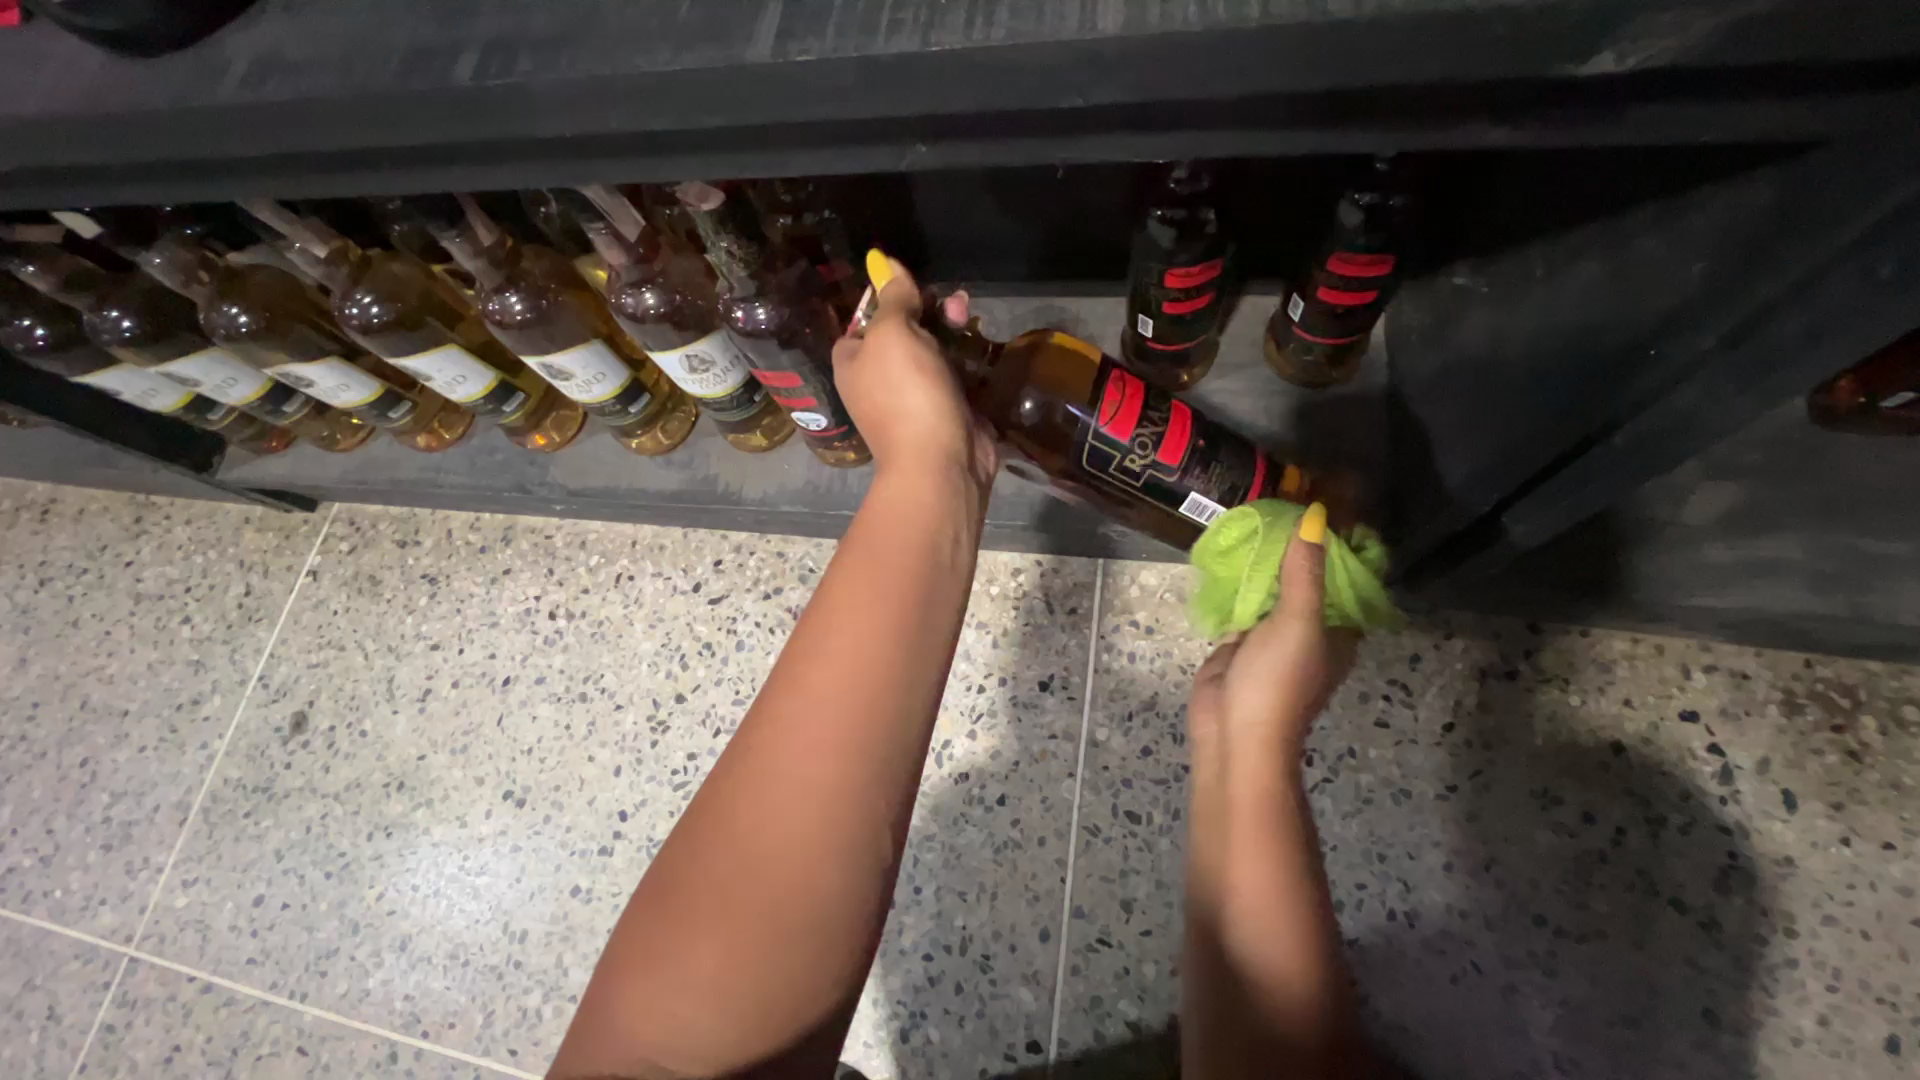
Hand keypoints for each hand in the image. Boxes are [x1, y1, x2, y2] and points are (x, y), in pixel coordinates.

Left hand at [832, 253, 996, 493]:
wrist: (939, 462)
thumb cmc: (906, 393)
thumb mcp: (892, 334)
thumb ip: (892, 298)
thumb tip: (887, 263)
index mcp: (853, 363)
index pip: (864, 320)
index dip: (888, 298)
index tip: (912, 284)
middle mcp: (879, 380)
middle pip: (904, 331)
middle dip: (929, 312)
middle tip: (953, 304)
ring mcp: (914, 397)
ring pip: (934, 351)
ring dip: (952, 331)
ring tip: (968, 318)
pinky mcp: (947, 409)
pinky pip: (956, 375)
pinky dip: (967, 360)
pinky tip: (980, 346)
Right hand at [1188, 503, 1359, 760]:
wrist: (1234, 732)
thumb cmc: (1278, 680)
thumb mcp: (1298, 621)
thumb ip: (1304, 571)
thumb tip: (1316, 516)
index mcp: (1338, 631)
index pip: (1343, 579)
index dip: (1334, 545)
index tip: (1317, 508)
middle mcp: (1308, 631)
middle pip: (1304, 581)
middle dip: (1292, 550)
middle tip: (1274, 507)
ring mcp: (1271, 638)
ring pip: (1269, 592)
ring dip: (1260, 565)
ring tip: (1248, 522)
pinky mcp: (1239, 644)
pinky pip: (1240, 606)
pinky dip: (1234, 585)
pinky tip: (1223, 558)